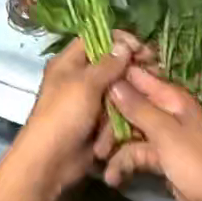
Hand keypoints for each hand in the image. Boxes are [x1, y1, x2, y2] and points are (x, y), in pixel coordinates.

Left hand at [5, 32, 142, 197]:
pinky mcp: (97, 123)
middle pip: (111, 67)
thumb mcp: (85, 85)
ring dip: (121, 106)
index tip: (142, 48)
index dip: (119, 41)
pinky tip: (124, 130)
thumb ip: (107, 64)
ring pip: (117, 93)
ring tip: (130, 113)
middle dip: (128, 75)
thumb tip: (123, 44)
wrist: (50, 161)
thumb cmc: (63, 116)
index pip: (96, 39)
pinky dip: (118, 124)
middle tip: (151, 76)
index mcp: (69, 62)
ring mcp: (89, 101)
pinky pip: (116, 115)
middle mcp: (79, 77)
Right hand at [103, 66, 201, 200]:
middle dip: (108, 118)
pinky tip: (112, 177)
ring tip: (98, 159)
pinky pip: (137, 153)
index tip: (86, 80)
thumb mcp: (166, 134)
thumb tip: (112, 81)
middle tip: (90, 132)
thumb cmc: (199, 165)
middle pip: (129, 104)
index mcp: (172, 98)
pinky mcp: (162, 158)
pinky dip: (125, 163)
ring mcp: (164, 135)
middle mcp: (167, 111)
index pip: (136, 76)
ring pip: (130, 130)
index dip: (113, 75)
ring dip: (114, 144)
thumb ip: (138, 107)